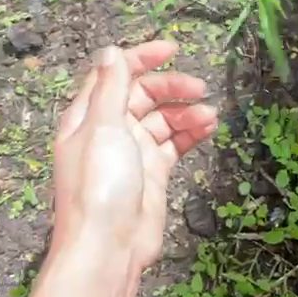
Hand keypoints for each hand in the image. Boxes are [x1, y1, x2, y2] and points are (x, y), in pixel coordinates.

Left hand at [52, 41, 217, 271]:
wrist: (109, 246)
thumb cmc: (100, 185)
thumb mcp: (104, 128)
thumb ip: (111, 88)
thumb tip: (111, 51)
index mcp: (88, 117)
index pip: (114, 75)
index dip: (141, 59)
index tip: (172, 50)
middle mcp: (109, 130)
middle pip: (143, 95)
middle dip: (171, 87)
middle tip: (200, 88)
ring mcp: (132, 151)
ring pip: (163, 119)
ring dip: (186, 112)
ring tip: (210, 116)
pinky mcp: (153, 172)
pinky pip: (175, 143)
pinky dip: (191, 133)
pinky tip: (209, 128)